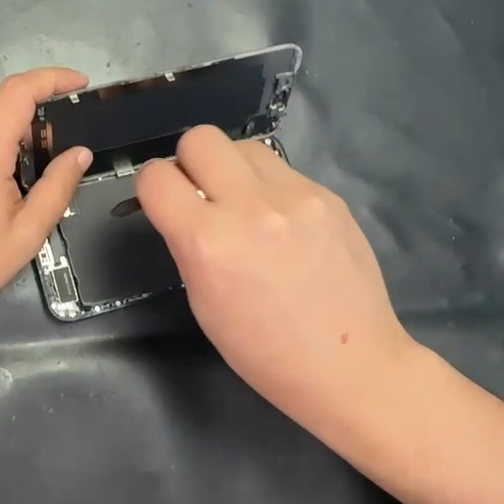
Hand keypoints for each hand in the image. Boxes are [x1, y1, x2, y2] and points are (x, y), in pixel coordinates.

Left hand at [0, 68, 93, 332]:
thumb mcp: (26, 234)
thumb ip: (58, 188)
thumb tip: (79, 154)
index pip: (17, 91)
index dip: (52, 77)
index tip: (80, 83)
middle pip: (4, 109)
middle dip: (40, 120)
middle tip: (63, 155)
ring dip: (17, 139)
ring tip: (33, 180)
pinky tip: (3, 188)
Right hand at [134, 126, 418, 432]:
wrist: (351, 365)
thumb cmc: (263, 350)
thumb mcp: (203, 301)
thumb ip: (186, 242)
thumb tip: (180, 205)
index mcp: (208, 242)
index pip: (156, 175)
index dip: (152, 186)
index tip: (164, 202)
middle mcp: (250, 207)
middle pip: (199, 138)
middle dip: (189, 162)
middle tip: (203, 195)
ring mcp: (295, 196)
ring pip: (243, 146)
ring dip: (232, 168)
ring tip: (245, 205)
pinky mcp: (327, 195)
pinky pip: (282, 170)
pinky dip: (270, 188)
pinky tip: (284, 225)